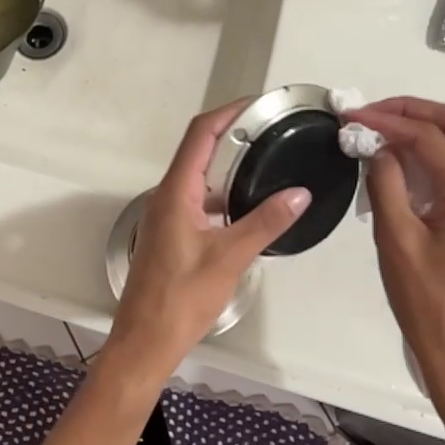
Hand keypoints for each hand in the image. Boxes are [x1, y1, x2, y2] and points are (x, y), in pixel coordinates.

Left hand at [102, 100, 310, 382]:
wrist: (146, 340)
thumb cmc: (181, 299)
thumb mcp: (230, 258)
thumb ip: (266, 222)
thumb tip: (298, 194)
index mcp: (176, 193)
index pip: (200, 135)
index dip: (228, 114)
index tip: (257, 104)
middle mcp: (167, 197)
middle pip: (199, 150)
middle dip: (233, 134)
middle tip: (271, 130)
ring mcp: (168, 216)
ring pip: (200, 177)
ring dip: (229, 165)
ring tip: (267, 161)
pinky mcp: (173, 234)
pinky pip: (200, 200)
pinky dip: (224, 193)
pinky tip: (250, 205)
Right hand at [345, 98, 444, 403]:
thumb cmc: (428, 301)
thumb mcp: (396, 240)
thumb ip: (386, 185)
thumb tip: (378, 148)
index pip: (428, 136)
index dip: (387, 120)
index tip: (350, 117)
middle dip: (415, 110)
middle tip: (372, 114)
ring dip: (425, 128)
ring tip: (381, 132)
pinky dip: (432, 153)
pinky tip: (399, 162)